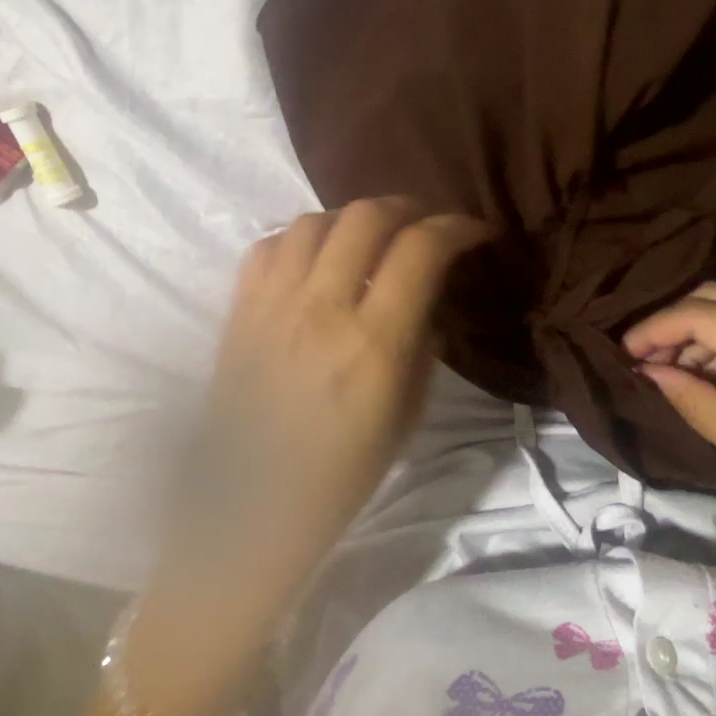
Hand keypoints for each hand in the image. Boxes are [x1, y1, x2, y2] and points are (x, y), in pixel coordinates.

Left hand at [176, 197, 490, 571]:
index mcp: (373, 343)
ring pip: (314, 220)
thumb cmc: (341, 474)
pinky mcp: (238, 311)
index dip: (458, 226)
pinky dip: (298, 240)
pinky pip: (267, 246)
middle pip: (366, 216)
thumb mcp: (405, 416)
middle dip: (407, 208)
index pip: (421, 249)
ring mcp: (272, 305)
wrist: (251, 507)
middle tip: (425, 224)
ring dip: (352, 219)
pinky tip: (313, 260)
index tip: (477, 232)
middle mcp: (321, 309)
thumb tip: (426, 298)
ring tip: (368, 239)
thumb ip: (421, 346)